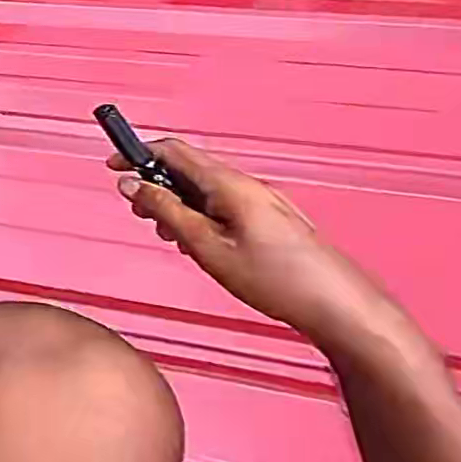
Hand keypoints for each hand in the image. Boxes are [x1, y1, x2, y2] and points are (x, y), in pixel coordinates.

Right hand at [111, 141, 394, 349]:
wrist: (345, 311)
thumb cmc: (281, 281)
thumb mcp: (206, 246)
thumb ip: (165, 210)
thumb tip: (132, 184)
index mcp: (228, 184)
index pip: (171, 150)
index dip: (137, 154)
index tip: (115, 167)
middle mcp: (246, 184)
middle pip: (186, 168)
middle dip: (155, 185)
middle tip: (140, 212)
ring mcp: (262, 201)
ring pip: (203, 189)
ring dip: (177, 203)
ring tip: (170, 234)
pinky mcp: (271, 218)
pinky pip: (223, 204)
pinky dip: (200, 215)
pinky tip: (199, 243)